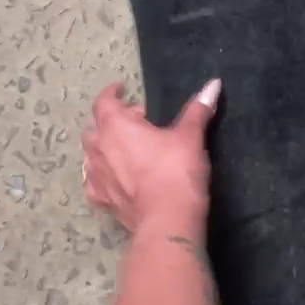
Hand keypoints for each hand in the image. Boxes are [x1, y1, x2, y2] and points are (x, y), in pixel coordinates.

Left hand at [82, 78, 220, 234]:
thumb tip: (213, 84)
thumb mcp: (190, 135)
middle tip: (137, 119)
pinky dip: (103, 173)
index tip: (121, 88)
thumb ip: (198, 109)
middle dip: (111, 120)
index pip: (103, 103)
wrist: (167, 219)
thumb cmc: (176, 170)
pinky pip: (95, 181)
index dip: (111, 93)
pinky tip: (116, 175)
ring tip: (126, 146)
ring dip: (105, 146)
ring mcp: (97, 177)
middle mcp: (99, 150)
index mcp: (116, 128)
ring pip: (91, 155)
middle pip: (94, 128)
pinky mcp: (102, 201)